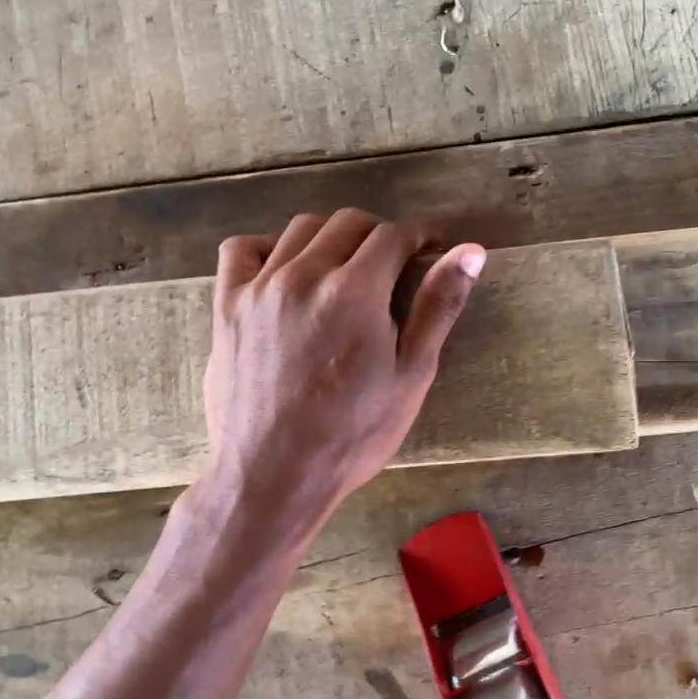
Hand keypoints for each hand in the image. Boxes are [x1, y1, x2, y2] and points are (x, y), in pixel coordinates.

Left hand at [202, 209, 484, 528]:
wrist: (272, 476)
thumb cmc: (352, 434)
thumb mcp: (411, 375)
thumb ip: (438, 306)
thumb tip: (471, 252)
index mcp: (355, 290)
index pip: (392, 234)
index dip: (418, 236)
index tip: (429, 248)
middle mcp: (304, 275)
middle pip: (348, 222)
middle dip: (378, 234)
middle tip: (392, 265)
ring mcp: (259, 287)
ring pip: (300, 229)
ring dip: (331, 236)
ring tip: (344, 268)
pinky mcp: (226, 305)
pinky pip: (241, 249)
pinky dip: (269, 247)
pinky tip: (285, 271)